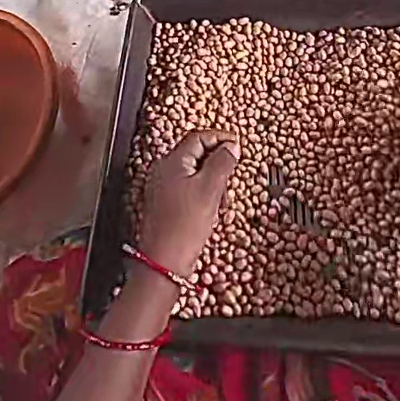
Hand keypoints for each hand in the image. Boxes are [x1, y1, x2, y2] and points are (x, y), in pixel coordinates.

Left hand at [138, 130, 238, 276]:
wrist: (163, 263)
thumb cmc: (184, 226)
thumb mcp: (210, 189)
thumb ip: (222, 162)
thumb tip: (231, 146)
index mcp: (172, 162)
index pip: (198, 137)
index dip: (220, 138)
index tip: (236, 144)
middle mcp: (163, 171)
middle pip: (195, 154)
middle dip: (217, 162)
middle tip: (232, 173)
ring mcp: (163, 189)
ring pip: (193, 173)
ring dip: (212, 180)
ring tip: (222, 198)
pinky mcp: (166, 205)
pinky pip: (188, 189)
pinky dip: (203, 193)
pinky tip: (211, 209)